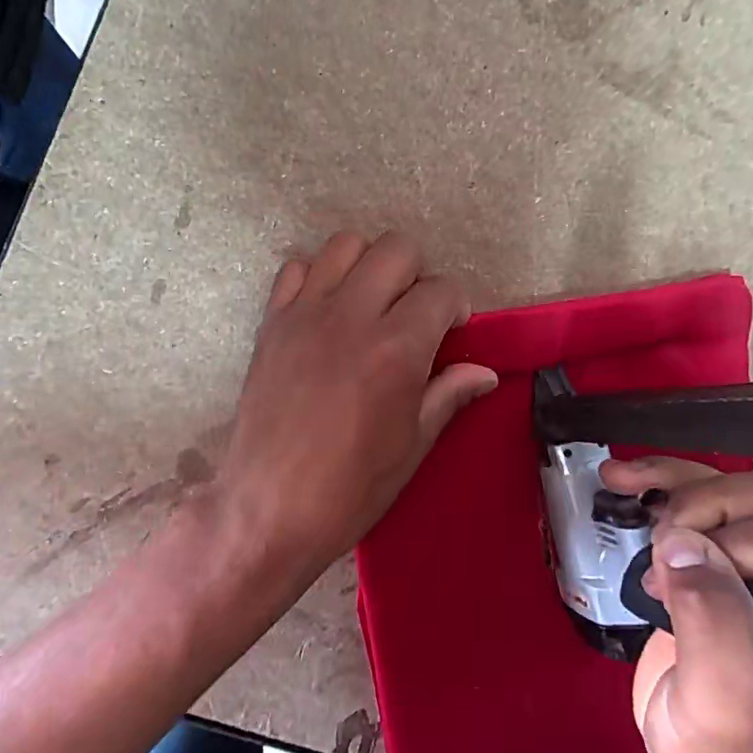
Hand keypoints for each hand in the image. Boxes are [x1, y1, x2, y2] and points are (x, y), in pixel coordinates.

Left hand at [218, 232, 497, 574]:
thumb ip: (447, 395)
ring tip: (372, 304)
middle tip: (414, 315)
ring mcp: (305, 314)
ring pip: (345, 244)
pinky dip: (318, 277)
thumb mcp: (412, 447)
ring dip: (369, 265)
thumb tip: (484, 372)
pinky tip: (327, 311)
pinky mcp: (271, 323)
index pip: (441, 291)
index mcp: (396, 349)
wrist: (268, 508)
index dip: (455, 307)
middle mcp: (352, 316)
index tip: (451, 331)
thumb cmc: (350, 489)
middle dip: (417, 275)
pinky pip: (296, 268)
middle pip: (396, 250)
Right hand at [602, 459, 752, 752]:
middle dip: (706, 508)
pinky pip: (697, 512)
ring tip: (625, 482)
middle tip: (659, 544)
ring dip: (676, 480)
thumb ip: (715, 627)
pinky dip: (660, 489)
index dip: (746, 537)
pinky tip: (628, 483)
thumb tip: (682, 544)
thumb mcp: (724, 710)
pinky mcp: (717, 574)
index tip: (686, 565)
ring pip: (732, 494)